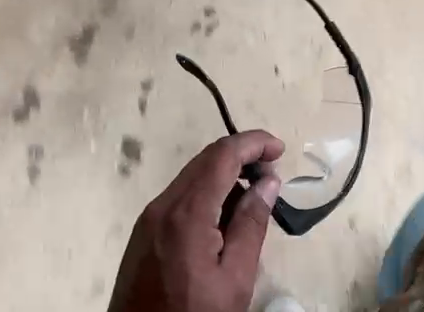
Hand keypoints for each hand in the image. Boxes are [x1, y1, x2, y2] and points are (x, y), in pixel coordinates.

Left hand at [107, 131, 284, 311]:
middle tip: (271, 177)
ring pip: (193, 176)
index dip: (254, 143)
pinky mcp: (143, 233)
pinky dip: (207, 194)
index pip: (223, 155)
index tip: (280, 150)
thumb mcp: (234, 279)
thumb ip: (251, 225)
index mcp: (187, 213)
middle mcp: (163, 205)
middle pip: (207, 159)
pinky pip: (180, 197)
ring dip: (225, 176)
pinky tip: (224, 219)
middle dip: (242, 157)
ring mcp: (149, 219)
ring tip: (252, 202)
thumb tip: (268, 182)